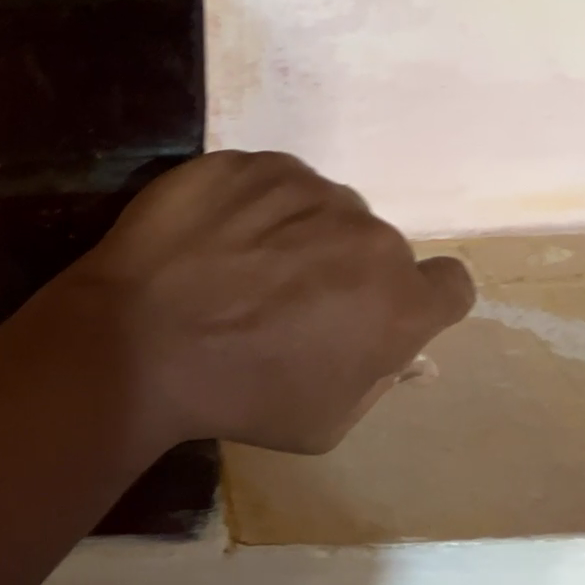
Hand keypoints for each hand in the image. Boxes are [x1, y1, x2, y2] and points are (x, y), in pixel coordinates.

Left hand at [10, 151, 475, 454]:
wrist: (137, 339)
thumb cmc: (235, 395)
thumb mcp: (324, 422)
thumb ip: (374, 377)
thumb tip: (393, 349)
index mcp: (397, 300)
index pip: (448, 284)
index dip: (417, 299)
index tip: (374, 309)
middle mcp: (363, 230)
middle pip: (371, 243)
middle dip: (342, 266)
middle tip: (284, 294)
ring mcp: (301, 186)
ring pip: (317, 206)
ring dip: (295, 229)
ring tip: (238, 263)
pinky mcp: (245, 163)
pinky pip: (266, 180)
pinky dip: (249, 204)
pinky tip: (209, 236)